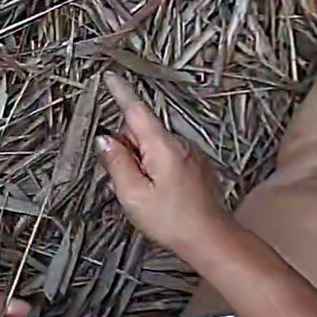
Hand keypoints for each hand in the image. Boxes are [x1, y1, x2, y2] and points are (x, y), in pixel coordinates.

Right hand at [95, 71, 233, 260]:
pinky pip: (167, 157)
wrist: (211, 239)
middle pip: (140, 131)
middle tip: (127, 179)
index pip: (136, 110)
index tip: (110, 78)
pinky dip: (155, 168)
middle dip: (127, 148)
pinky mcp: (196, 166)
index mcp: (162, 147)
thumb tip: (105, 141)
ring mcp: (190, 154)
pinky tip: (160, 193)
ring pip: (152, 146)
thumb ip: (116, 163)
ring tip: (146, 192)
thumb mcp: (133, 194)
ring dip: (141, 161)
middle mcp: (180, 145)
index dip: (121, 93)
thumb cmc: (174, 220)